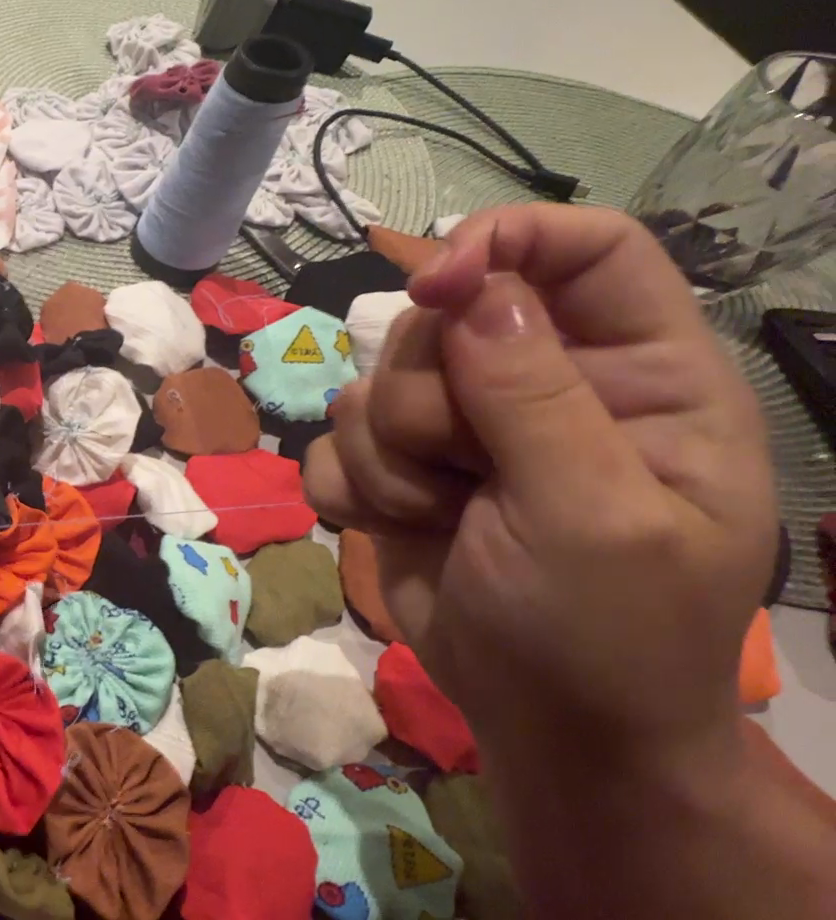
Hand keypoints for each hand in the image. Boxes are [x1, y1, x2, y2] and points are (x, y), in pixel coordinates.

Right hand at [304, 205, 775, 756]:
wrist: (547, 726)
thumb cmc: (608, 631)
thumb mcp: (594, 518)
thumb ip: (536, 398)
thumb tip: (473, 291)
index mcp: (639, 376)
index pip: (586, 249)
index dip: (504, 244)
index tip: (433, 287)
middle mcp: (541, 385)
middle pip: (443, 319)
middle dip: (427, 401)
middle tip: (464, 474)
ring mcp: (458, 430)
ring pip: (372, 385)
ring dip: (387, 460)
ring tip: (440, 519)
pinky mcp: (392, 470)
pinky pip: (331, 442)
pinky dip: (348, 488)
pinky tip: (394, 528)